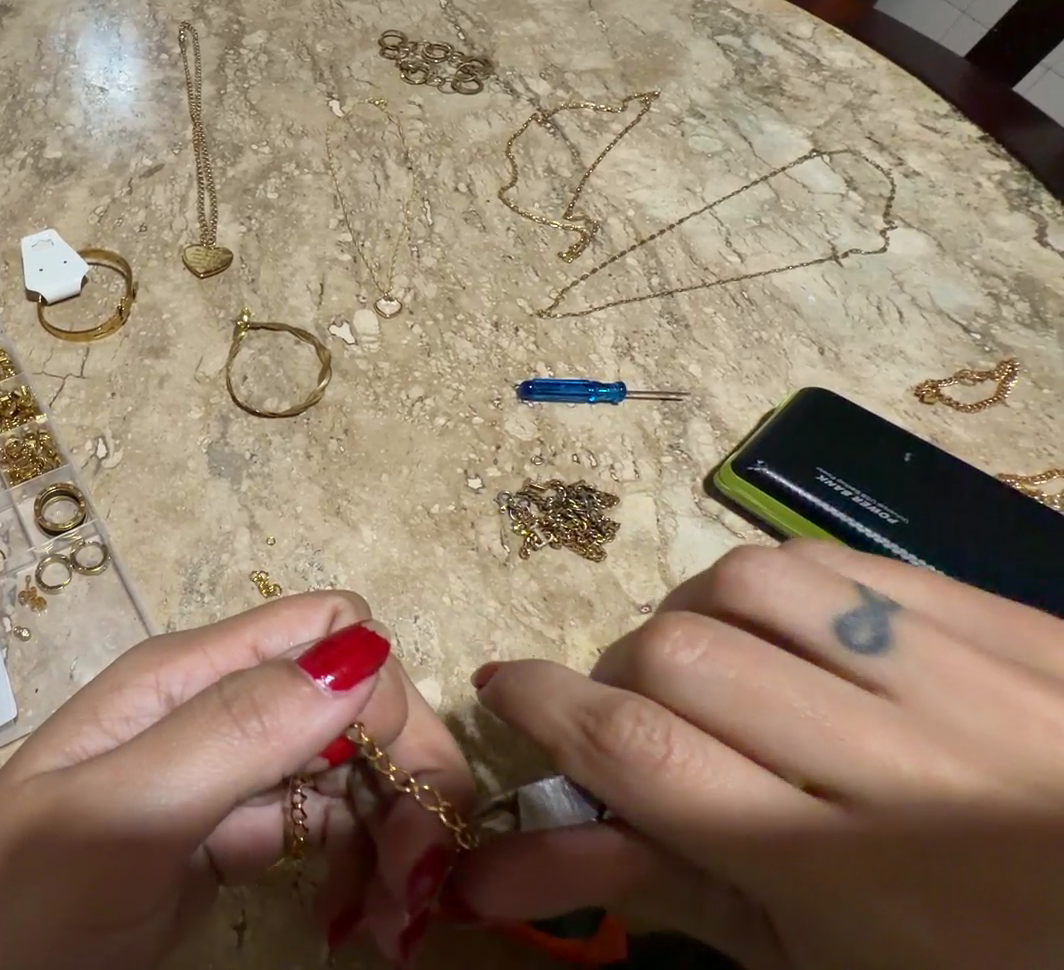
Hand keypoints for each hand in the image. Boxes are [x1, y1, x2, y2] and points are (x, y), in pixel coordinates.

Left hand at [0, 591, 473, 968]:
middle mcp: (212, 705)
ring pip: (346, 762)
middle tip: (413, 878)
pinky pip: (319, 822)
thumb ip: (232, 729)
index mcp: (185, 673)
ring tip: (390, 913)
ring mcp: (223, 770)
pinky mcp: (229, 831)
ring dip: (391, 825)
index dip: (380, 693)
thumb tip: (360, 655)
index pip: (325, 629)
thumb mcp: (125, 806)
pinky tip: (355, 914)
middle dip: (402, 768)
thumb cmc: (27, 889)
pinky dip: (356, 860)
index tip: (399, 791)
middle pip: (349, 693)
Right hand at [449, 541, 1063, 968]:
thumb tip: (482, 869)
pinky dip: (773, 591)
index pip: (638, 749)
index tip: (504, 689)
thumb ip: (643, 885)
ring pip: (746, 583)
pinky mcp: (1027, 631)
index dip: (543, 704)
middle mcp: (915, 769)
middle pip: (678, 656)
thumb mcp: (799, 958)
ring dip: (690, 618)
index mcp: (850, 876)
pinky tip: (792, 637)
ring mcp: (987, 687)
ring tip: (716, 664)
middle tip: (638, 713)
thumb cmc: (958, 968)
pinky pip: (837, 562)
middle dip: (619, 676)